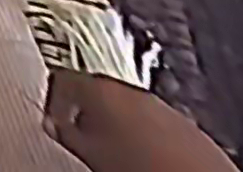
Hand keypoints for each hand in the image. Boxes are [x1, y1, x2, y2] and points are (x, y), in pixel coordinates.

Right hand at [44, 69, 238, 171]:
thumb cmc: (135, 166)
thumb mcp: (90, 153)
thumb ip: (65, 133)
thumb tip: (51, 124)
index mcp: (97, 88)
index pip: (62, 80)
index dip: (54, 99)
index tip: (55, 121)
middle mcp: (129, 90)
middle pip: (97, 90)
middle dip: (88, 110)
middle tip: (83, 133)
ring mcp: (163, 108)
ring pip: (129, 106)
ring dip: (119, 122)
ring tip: (117, 147)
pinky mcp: (192, 129)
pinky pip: (157, 123)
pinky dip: (147, 134)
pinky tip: (148, 156)